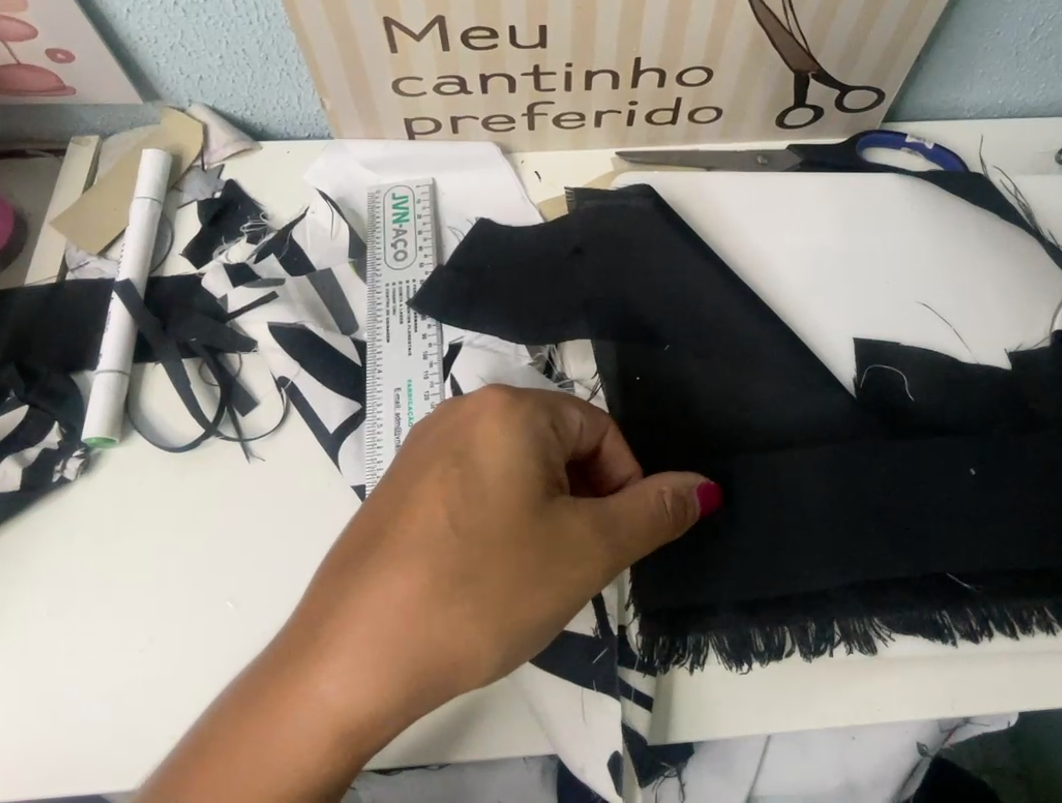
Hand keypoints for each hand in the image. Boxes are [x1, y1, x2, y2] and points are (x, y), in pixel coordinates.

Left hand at [139, 386, 715, 802]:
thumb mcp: (586, 552)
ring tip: (530, 577)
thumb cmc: (484, 589)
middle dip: (582, 502)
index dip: (625, 488)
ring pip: (515, 470)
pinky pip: (473, 489)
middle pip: (556, 446)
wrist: (355, 653)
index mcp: (510, 408)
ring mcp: (422, 447)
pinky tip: (484, 577)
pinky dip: (498, 523)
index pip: (600, 431)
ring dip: (543, 516)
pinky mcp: (398, 486)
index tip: (614, 547)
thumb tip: (706, 487)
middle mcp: (462, 410)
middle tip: (575, 565)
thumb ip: (654, 512)